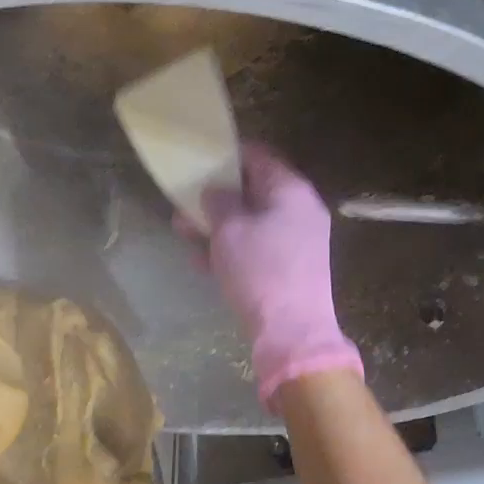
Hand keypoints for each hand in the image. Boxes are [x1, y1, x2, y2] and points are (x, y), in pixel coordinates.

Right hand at [175, 143, 362, 407]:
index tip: (198, 159)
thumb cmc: (259, 269)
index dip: (227, 153)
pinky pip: (256, 244)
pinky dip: (232, 247)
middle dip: (216, 195)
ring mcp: (298, 239)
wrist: (292, 331)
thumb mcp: (228, 229)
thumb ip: (218, 201)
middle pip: (254, 189)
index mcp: (290, 191)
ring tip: (185, 234)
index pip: (259, 155)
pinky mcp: (291, 266)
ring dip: (218, 224)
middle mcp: (300, 209)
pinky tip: (204, 262)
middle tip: (184, 203)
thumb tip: (215, 190)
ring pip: (251, 219)